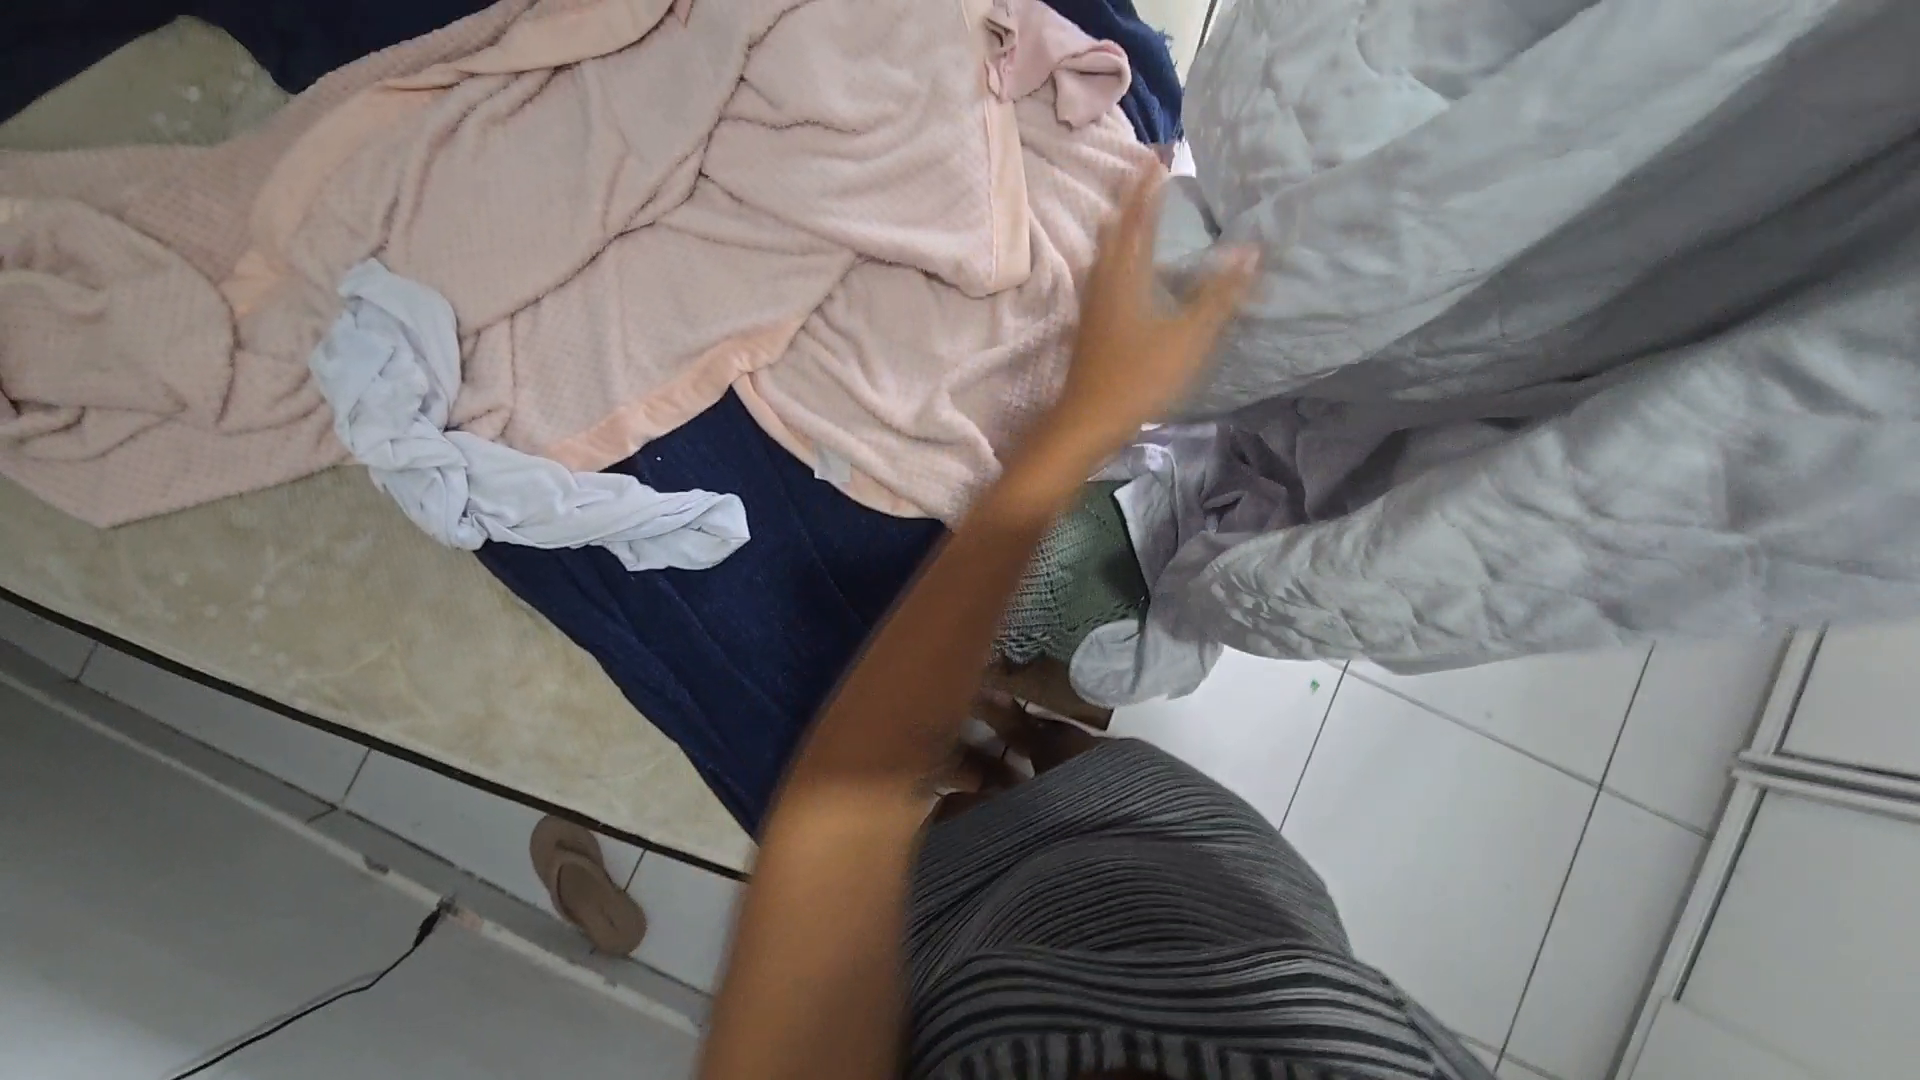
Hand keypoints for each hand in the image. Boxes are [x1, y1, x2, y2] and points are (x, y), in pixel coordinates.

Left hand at [1047, 162, 1256, 460]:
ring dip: (1117, 228)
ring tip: (1129, 212)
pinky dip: (1112, 258)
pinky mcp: (1087, 326)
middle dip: (1129, 199)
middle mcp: (1102, 281)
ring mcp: (1091, 304)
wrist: (1088, 419)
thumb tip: (1252, 248)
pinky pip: (1100, 275)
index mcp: (1125, 275)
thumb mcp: (1188, 337)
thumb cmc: (1138, 377)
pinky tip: (1118, 272)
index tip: (1159, 152)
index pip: (1138, 216)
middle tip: (1144, 173)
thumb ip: (1220, 294)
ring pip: (1102, 253)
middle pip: (1114, 229)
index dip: (1148, 184)